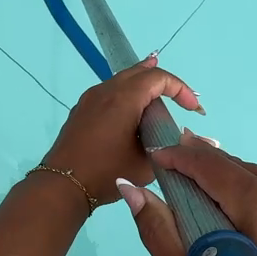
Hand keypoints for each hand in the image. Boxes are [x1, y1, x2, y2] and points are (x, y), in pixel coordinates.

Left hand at [41, 54, 202, 206]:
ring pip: (121, 80)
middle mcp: (106, 90)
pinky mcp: (82, 109)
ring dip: (142, 84)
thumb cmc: (106, 171)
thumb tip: (186, 141)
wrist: (62, 183)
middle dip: (162, 80)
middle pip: (138, 72)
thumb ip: (167, 147)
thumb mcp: (145, 163)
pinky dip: (126, 93)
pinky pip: (109, 92)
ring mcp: (90, 98)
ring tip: (159, 90)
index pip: (158, 78)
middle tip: (181, 94)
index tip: (194, 109)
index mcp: (124, 98)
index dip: (180, 89)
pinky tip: (133, 106)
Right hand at [118, 133, 256, 255]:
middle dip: (200, 168)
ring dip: (226, 184)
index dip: (177, 155)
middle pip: (232, 165)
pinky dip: (250, 195)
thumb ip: (158, 231)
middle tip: (172, 177)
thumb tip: (130, 189)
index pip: (209, 163)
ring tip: (204, 202)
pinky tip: (238, 216)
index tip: (153, 155)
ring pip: (253, 175)